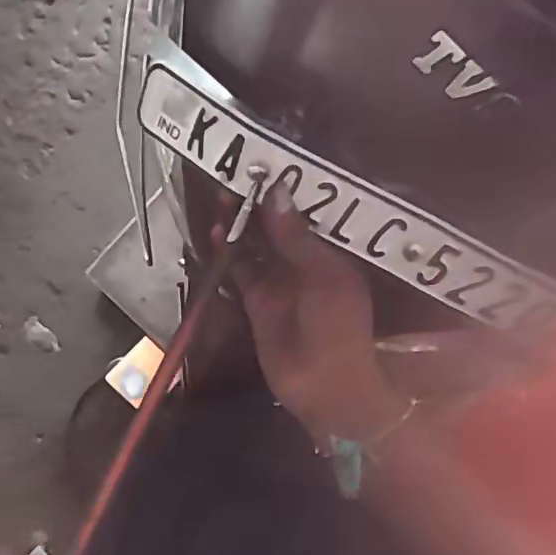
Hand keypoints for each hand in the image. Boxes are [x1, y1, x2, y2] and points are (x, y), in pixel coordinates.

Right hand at [233, 183, 408, 440]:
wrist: (325, 387)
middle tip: (235, 179)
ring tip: (222, 199)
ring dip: (241, 225)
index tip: (265, 167)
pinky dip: (228, 253)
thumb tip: (276, 192)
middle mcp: (304, 262)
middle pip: (276, 226)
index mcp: (331, 253)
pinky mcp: (257, 300)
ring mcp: (279, 281)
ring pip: (256, 245)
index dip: (287, 192)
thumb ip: (297, 238)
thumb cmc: (338, 329)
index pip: (307, 213)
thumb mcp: (324, 278)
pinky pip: (240, 270)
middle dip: (257, 205)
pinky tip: (216, 233)